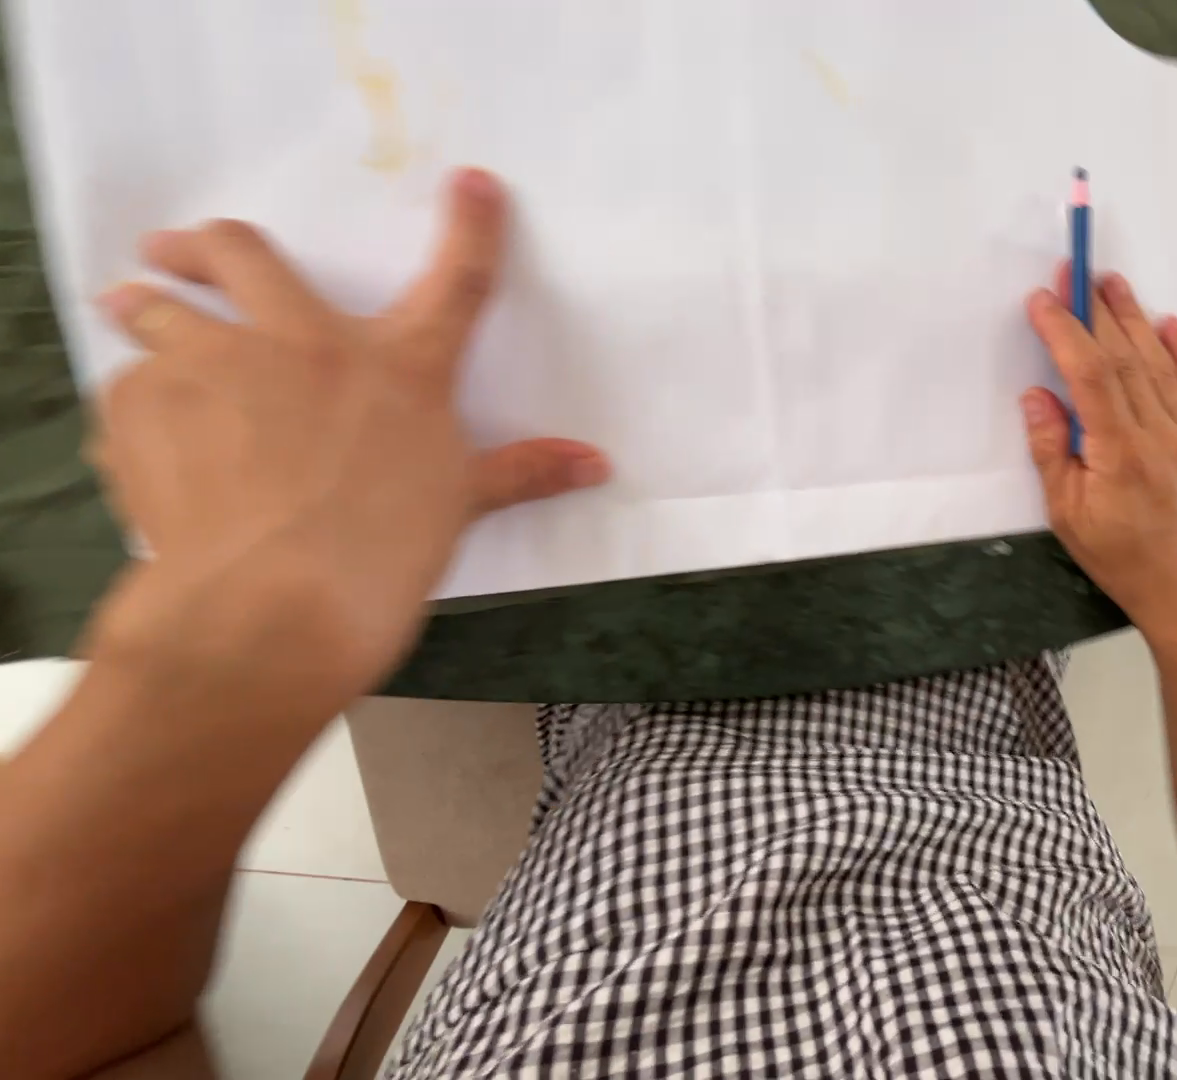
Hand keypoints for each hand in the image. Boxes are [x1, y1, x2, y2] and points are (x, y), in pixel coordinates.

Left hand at [83, 168, 607, 715]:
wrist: (277, 603)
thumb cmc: (389, 545)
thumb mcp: (463, 501)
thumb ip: (526, 470)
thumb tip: (599, 463)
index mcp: (401, 369)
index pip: (458, 286)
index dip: (472, 229)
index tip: (474, 183)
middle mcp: (305, 347)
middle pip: (243, 251)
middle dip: (209, 249)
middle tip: (192, 263)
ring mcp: (216, 368)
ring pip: (153, 307)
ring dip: (154, 319)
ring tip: (160, 351)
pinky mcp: (142, 407)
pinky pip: (131, 389)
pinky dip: (146, 408)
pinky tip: (168, 454)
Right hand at [1021, 270, 1176, 643]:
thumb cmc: (1116, 556)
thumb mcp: (1067, 514)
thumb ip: (1051, 451)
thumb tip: (1037, 396)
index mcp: (1120, 450)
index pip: (1090, 374)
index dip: (1065, 331)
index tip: (1041, 300)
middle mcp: (1157, 432)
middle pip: (1125, 357)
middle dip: (1094, 310)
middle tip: (1073, 271)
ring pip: (1159, 363)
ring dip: (1134, 318)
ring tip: (1112, 282)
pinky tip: (1170, 324)